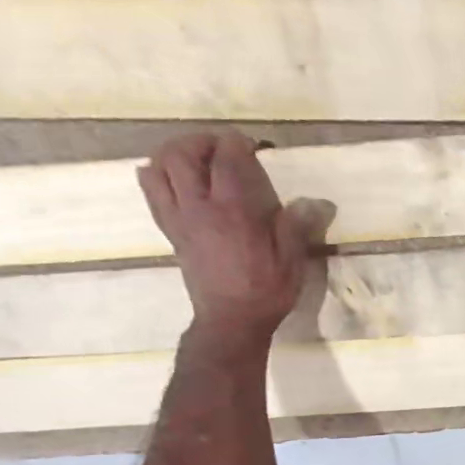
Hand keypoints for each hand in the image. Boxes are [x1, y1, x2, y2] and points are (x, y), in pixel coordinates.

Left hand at [138, 132, 315, 343]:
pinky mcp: (171, 232)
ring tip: (195, 158)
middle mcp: (199, 208)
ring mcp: (179, 219)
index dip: (237, 143)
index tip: (252, 145)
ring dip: (173, 153)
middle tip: (221, 148)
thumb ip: (296, 227)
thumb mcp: (291, 263)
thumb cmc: (265, 294)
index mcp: (233, 212)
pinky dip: (158, 175)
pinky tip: (175, 180)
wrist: (230, 323)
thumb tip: (311, 203)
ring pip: (158, 168)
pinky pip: (152, 192)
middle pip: (181, 154)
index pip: (226, 159)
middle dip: (200, 141)